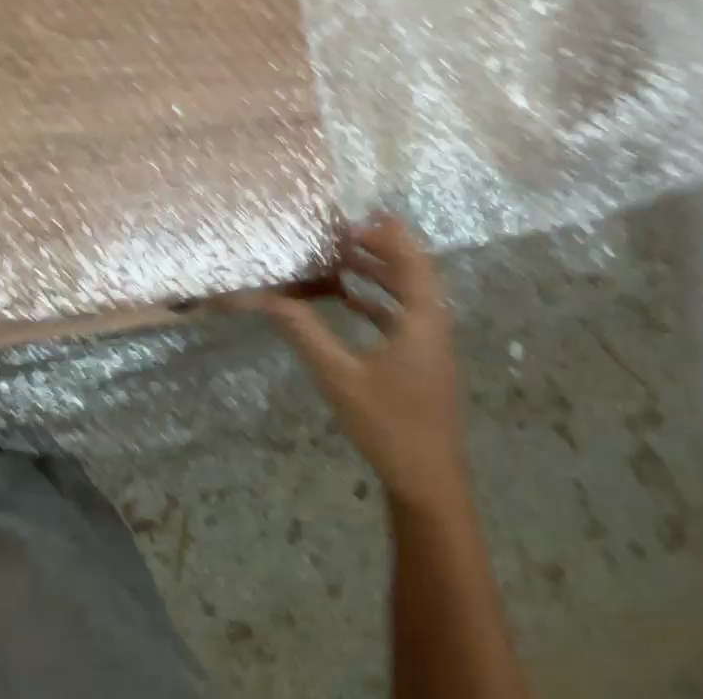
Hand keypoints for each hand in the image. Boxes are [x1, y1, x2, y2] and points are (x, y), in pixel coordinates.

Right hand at [227, 212, 466, 507]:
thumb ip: (305, 333)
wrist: (427, 480)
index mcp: (422, 323)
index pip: (411, 264)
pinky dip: (379, 301)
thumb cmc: (387, 424)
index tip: (349, 222)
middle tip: (343, 230)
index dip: (385, 237)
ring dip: (381, 273)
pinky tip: (350, 302)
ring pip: (411, 295)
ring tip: (344, 256)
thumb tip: (269, 297)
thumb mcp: (338, 376)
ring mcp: (431, 347)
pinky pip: (405, 317)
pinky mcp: (424, 363)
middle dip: (382, 248)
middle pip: (415, 274)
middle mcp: (433, 327)